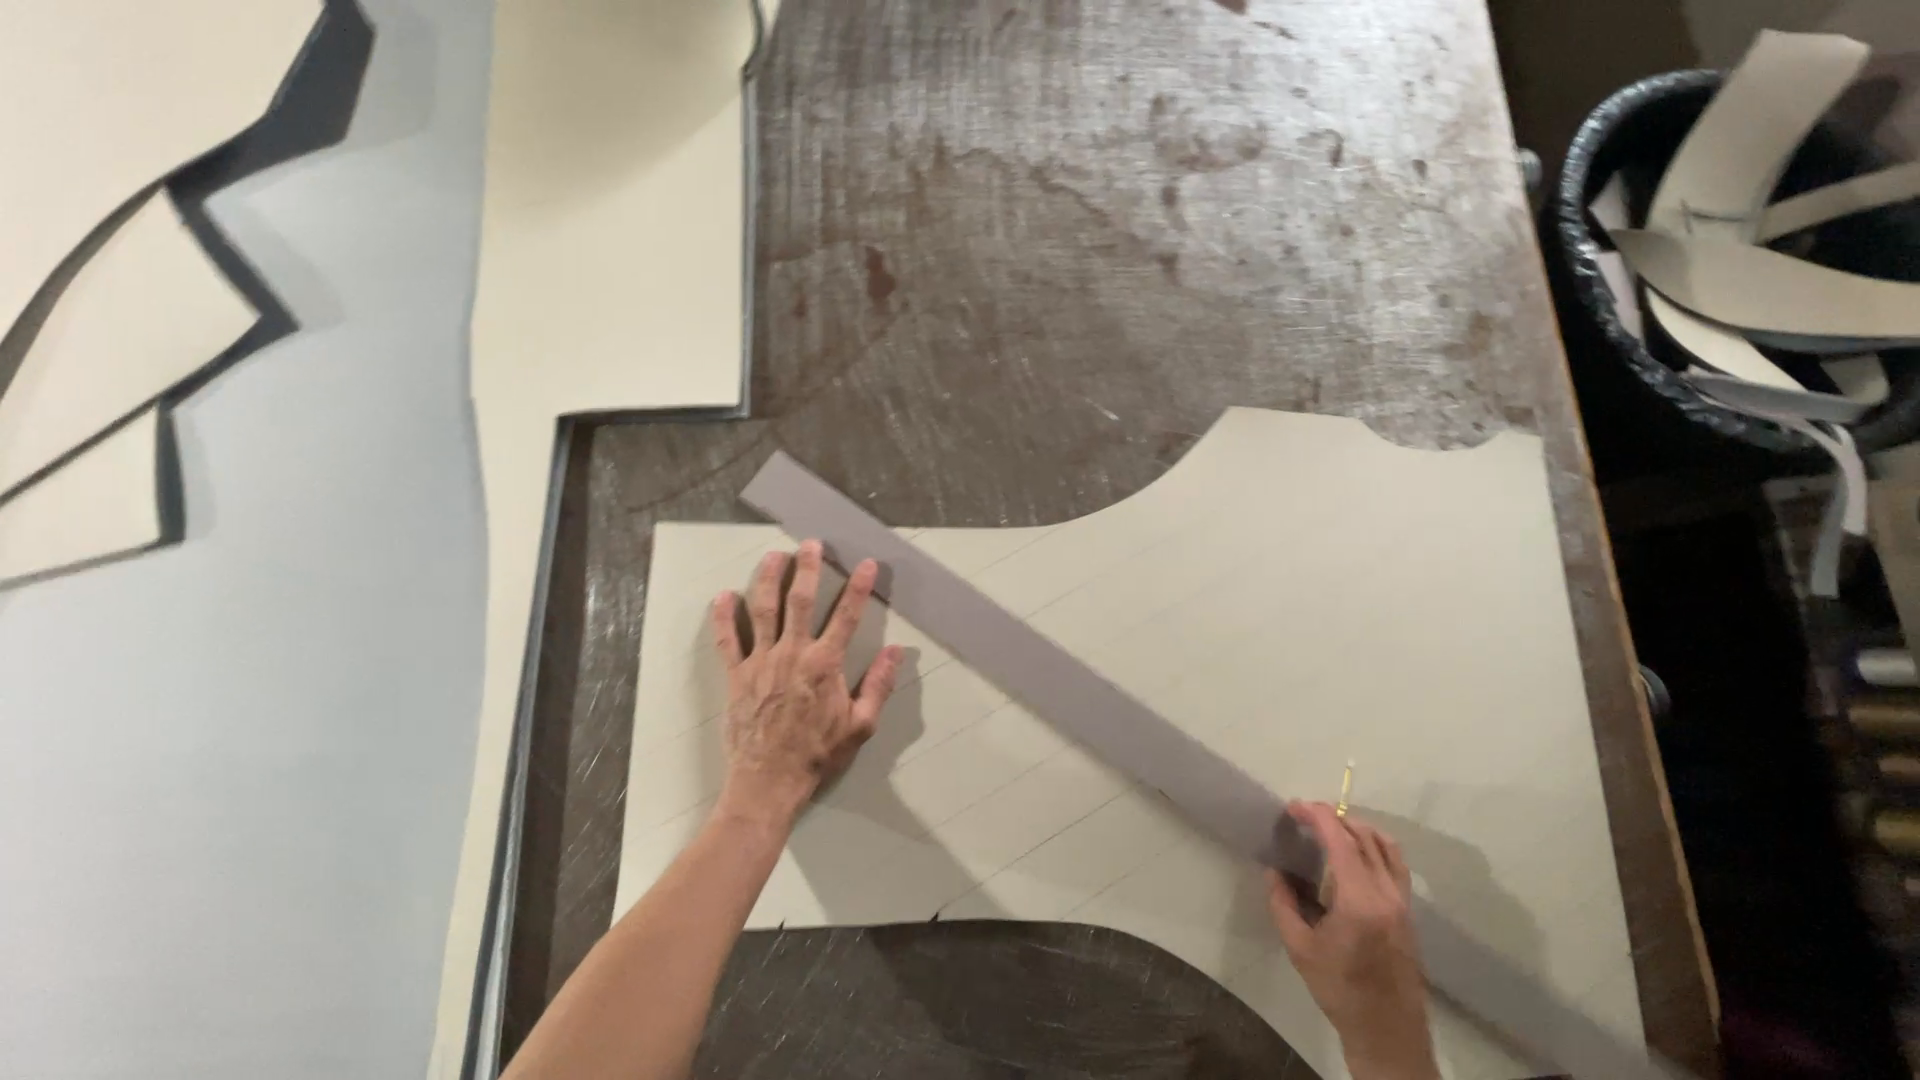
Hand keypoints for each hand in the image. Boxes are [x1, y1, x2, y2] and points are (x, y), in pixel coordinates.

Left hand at [709, 540, 903, 828]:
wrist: (769, 781)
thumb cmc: (818, 754)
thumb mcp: (860, 725)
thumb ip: (879, 685)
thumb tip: (897, 652)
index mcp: (825, 664)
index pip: (846, 616)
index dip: (858, 587)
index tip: (866, 563)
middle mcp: (792, 654)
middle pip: (799, 601)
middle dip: (807, 569)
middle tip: (811, 544)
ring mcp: (760, 662)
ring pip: (763, 611)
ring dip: (768, 580)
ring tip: (773, 556)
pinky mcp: (736, 676)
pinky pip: (727, 640)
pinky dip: (724, 617)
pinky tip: (723, 596)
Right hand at [1267, 801, 1438, 1079]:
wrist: (1386, 1027)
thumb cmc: (1338, 988)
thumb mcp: (1299, 947)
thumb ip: (1282, 903)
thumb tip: (1275, 871)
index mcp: (1359, 900)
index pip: (1341, 841)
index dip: (1318, 816)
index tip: (1294, 808)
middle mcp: (1386, 893)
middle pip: (1363, 836)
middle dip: (1333, 818)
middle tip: (1305, 816)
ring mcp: (1402, 901)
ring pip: (1385, 845)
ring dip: (1356, 827)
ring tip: (1330, 827)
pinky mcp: (1409, 910)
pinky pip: (1395, 863)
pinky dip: (1375, 845)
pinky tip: (1356, 852)